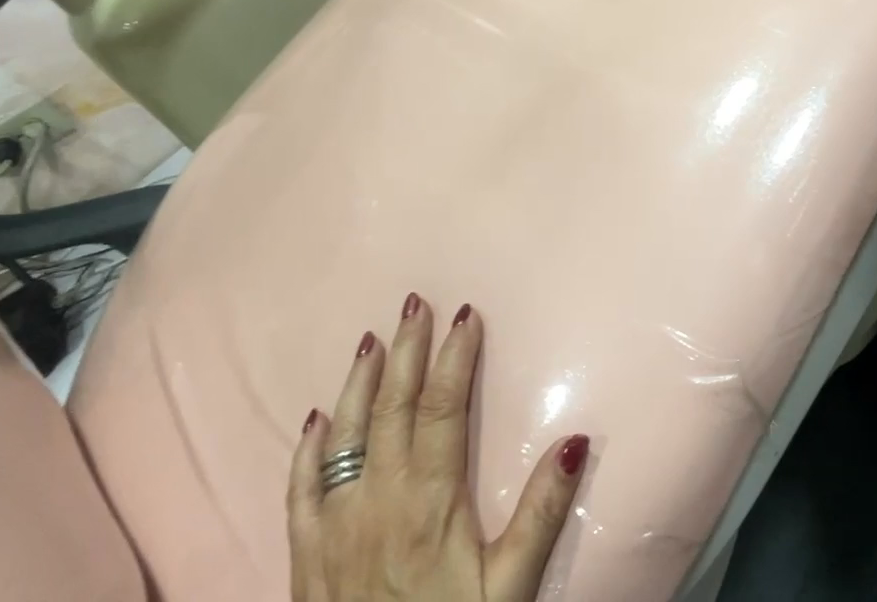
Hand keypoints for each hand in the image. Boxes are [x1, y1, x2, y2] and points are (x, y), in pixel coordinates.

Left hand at [288, 297, 587, 601]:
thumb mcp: (512, 585)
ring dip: (359, 382)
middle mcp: (379, 498)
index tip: (466, 314)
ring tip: (370, 339)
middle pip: (392, 407)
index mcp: (432, 500)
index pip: (442, 408)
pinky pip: (300, 487)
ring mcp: (336, 523)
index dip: (455, 357)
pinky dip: (307, 447)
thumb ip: (542, 512)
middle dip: (407, 350)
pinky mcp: (306, 552)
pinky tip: (315, 417)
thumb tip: (575, 440)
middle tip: (415, 303)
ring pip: (345, 434)